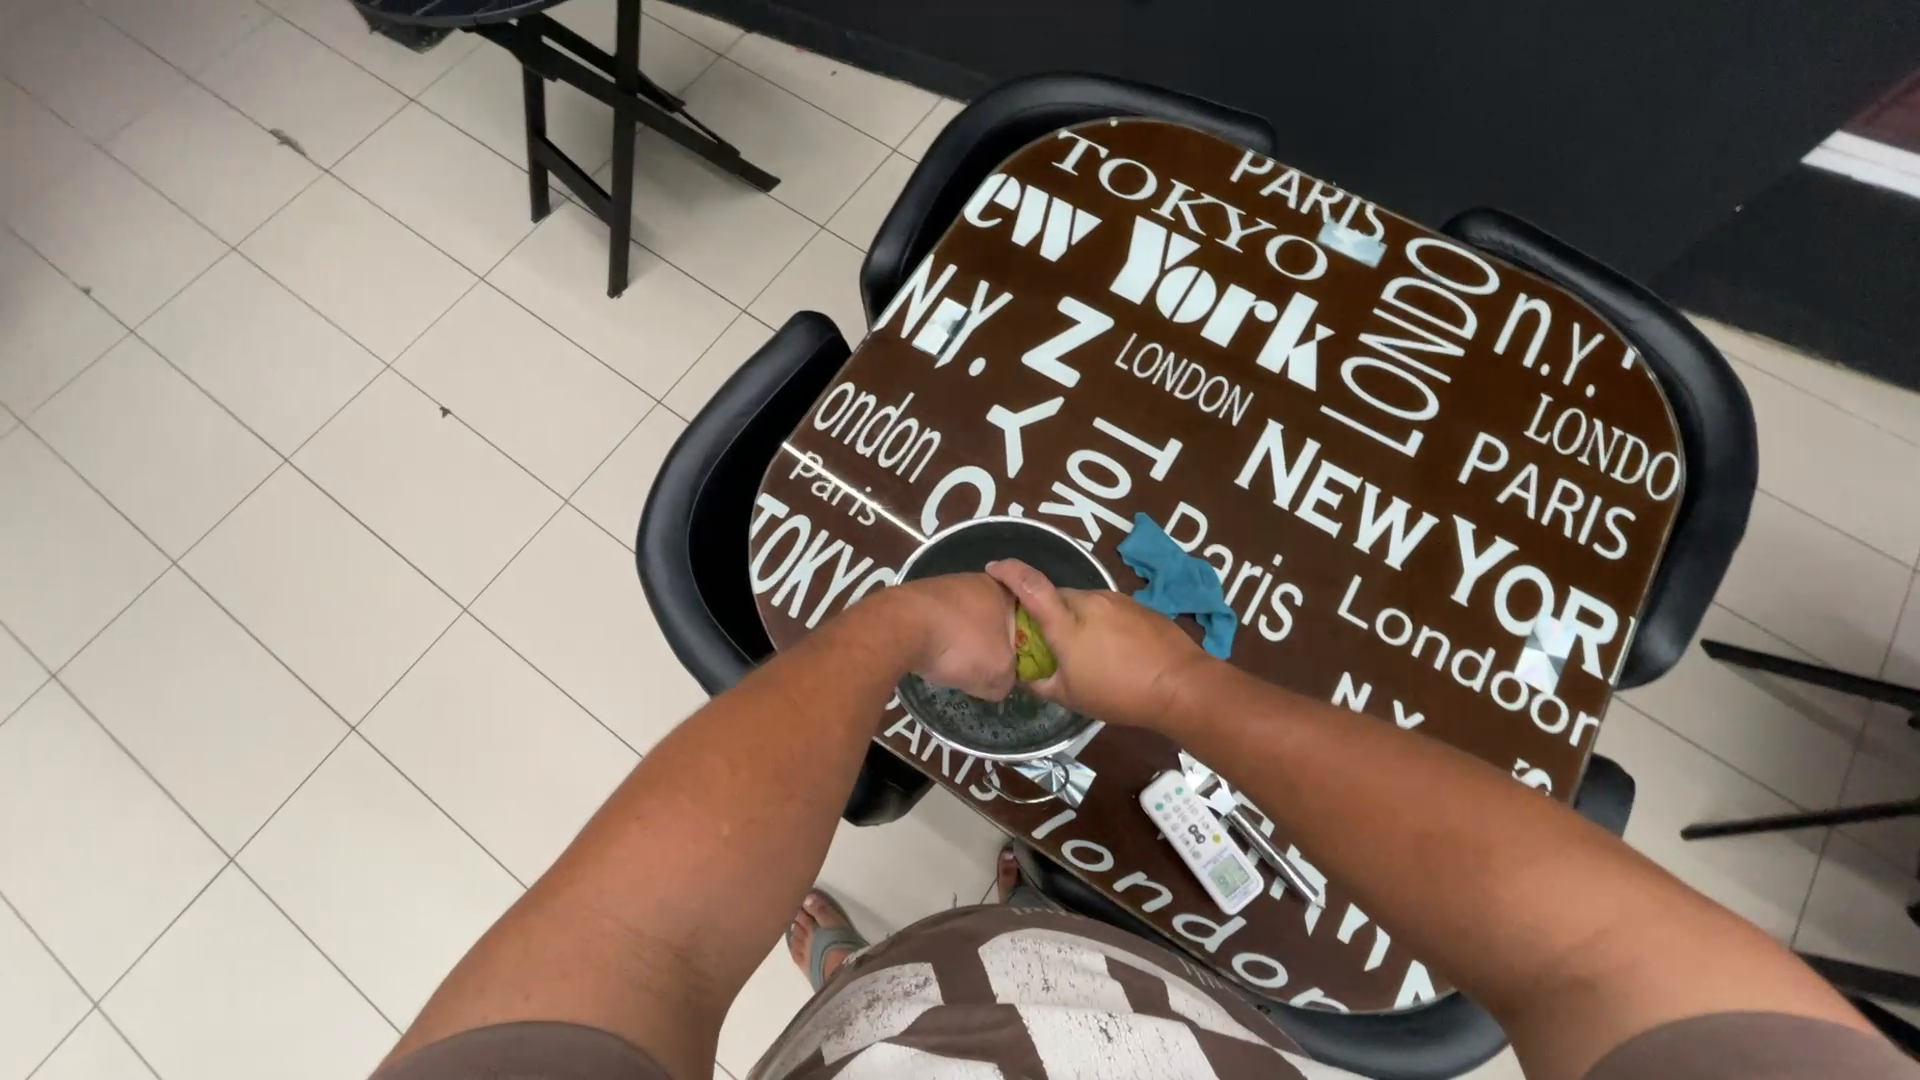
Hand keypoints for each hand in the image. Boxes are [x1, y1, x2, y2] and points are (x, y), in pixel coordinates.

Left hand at [883, 573, 1017, 699]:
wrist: (901, 628)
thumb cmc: (962, 644)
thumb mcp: (999, 673)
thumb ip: (1008, 679)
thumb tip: (1000, 682)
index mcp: (1000, 590)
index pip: (1024, 614)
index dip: (1022, 639)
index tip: (1016, 662)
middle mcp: (972, 581)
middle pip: (990, 617)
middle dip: (989, 642)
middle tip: (986, 667)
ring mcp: (940, 587)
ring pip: (960, 620)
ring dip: (959, 641)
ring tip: (954, 665)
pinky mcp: (914, 599)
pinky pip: (935, 623)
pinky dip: (935, 640)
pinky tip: (930, 656)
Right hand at [985, 558, 1214, 727]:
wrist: (1181, 685)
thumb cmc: (1119, 694)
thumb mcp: (1070, 698)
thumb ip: (1039, 683)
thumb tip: (1022, 676)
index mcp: (1066, 622)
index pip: (1030, 585)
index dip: (1008, 572)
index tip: (993, 568)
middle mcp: (1088, 601)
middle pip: (1056, 594)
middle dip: (1045, 609)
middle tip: (1045, 635)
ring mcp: (1115, 599)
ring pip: (1082, 600)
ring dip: (1074, 616)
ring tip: (1082, 646)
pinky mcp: (1136, 604)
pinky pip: (1105, 606)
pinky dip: (1098, 620)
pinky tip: (1109, 645)